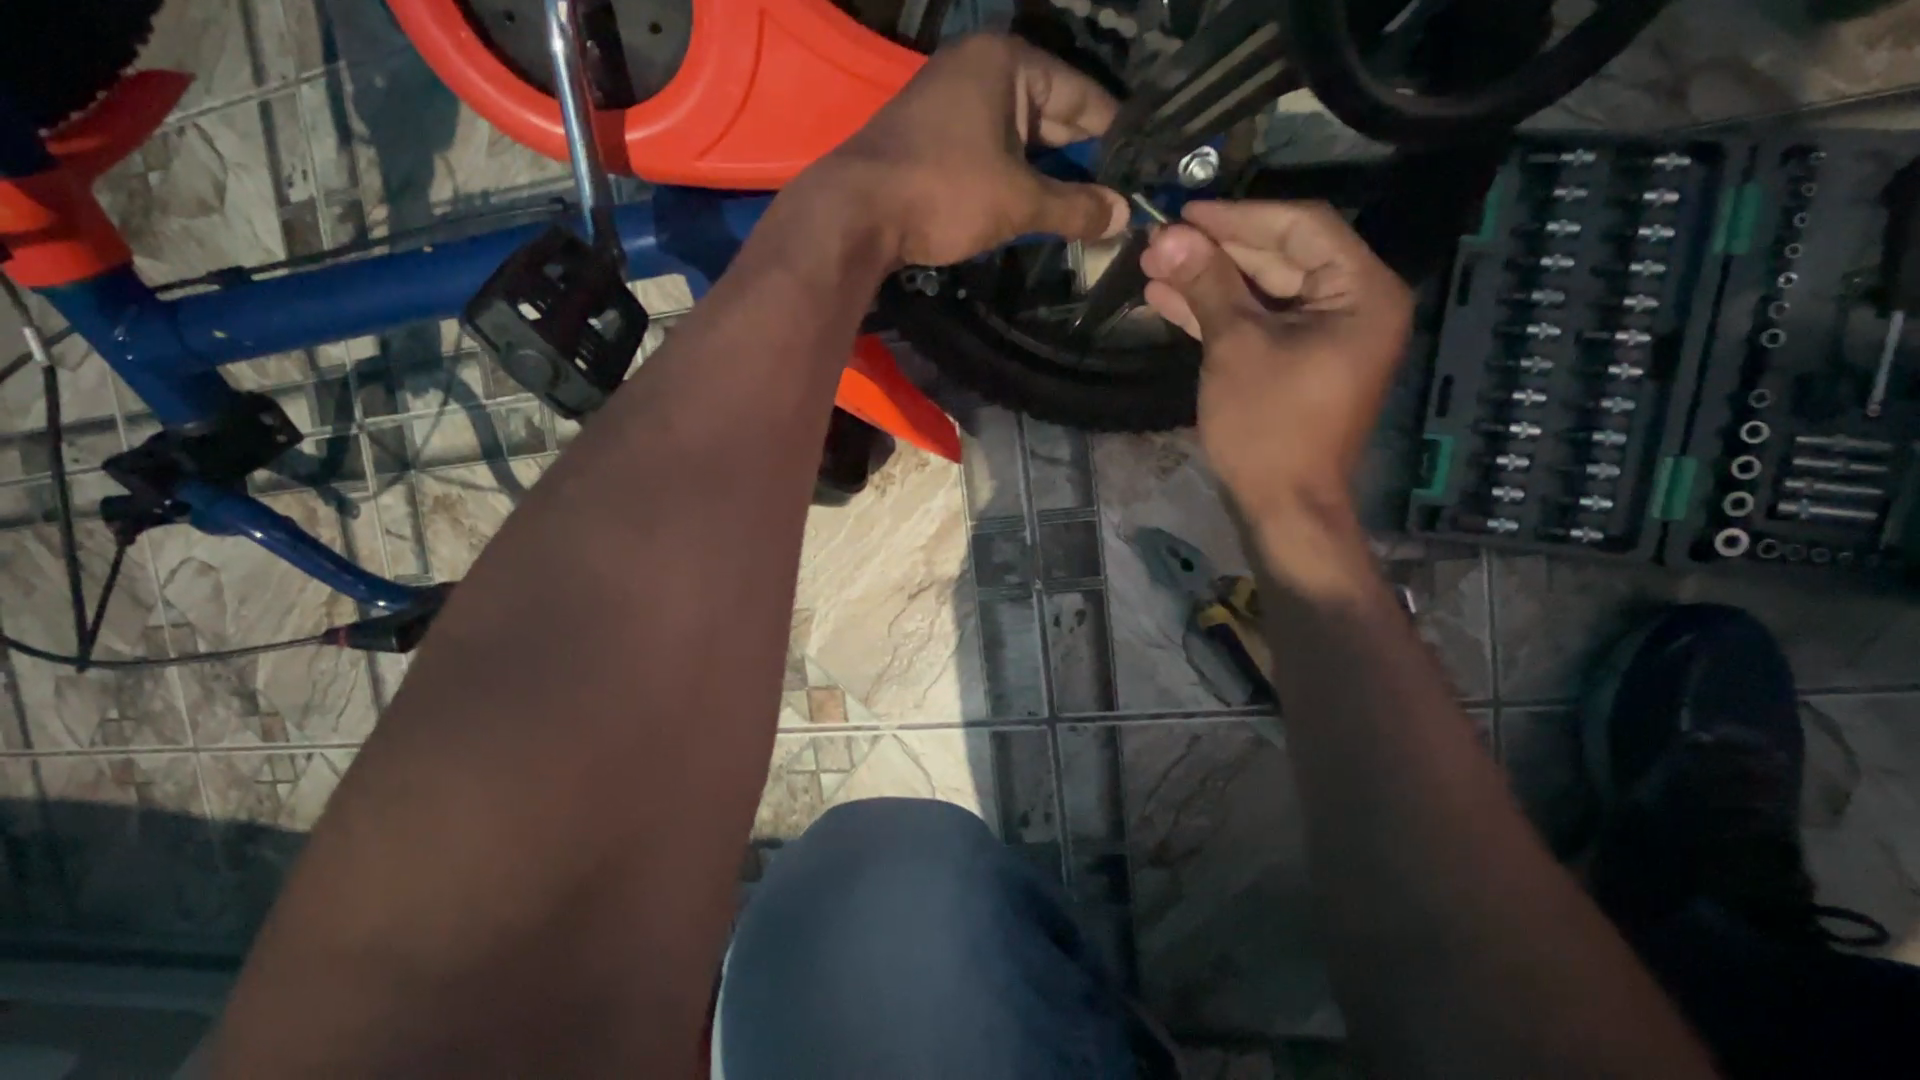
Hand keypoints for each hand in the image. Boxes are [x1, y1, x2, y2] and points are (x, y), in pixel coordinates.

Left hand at [791, 34, 1128, 266]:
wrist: (854, 213)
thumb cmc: (944, 191)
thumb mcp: (1019, 201)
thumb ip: (1076, 207)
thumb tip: (1124, 217)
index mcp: (1007, 62)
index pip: (1083, 95)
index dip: (1116, 138)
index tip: (1144, 172)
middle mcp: (980, 70)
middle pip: (1052, 115)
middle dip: (1084, 161)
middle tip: (1122, 199)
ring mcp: (953, 102)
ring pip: (1022, 138)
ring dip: (1051, 176)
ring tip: (1092, 211)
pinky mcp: (935, 137)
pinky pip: (993, 152)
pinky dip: (1017, 178)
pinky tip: (1042, 209)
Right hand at [1140, 201, 1412, 542]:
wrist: (1283, 506)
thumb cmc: (1269, 425)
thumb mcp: (1235, 346)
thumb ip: (1207, 283)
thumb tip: (1169, 236)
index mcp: (1362, 291)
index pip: (1302, 227)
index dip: (1239, 217)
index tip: (1185, 213)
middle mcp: (1353, 304)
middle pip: (1280, 256)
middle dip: (1216, 250)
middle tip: (1159, 241)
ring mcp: (1325, 334)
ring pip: (1262, 289)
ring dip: (1208, 279)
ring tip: (1152, 266)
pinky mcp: (1297, 359)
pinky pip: (1259, 321)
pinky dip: (1218, 311)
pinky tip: (1167, 298)